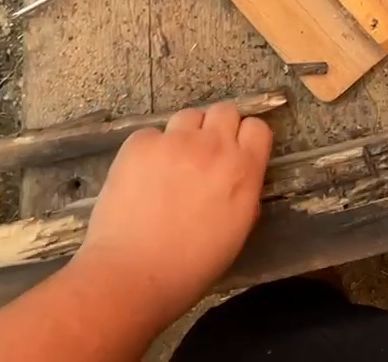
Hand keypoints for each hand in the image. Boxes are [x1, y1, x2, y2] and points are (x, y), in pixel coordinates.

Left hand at [72, 101, 273, 327]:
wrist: (130, 277)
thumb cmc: (189, 269)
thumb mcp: (235, 234)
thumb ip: (244, 198)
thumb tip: (238, 183)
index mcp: (243, 170)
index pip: (257, 127)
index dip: (245, 138)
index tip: (236, 152)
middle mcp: (213, 146)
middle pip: (225, 111)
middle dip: (217, 128)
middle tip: (203, 156)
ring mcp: (175, 141)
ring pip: (188, 116)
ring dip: (185, 135)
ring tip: (170, 165)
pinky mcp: (141, 143)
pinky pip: (152, 135)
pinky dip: (150, 150)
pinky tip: (141, 178)